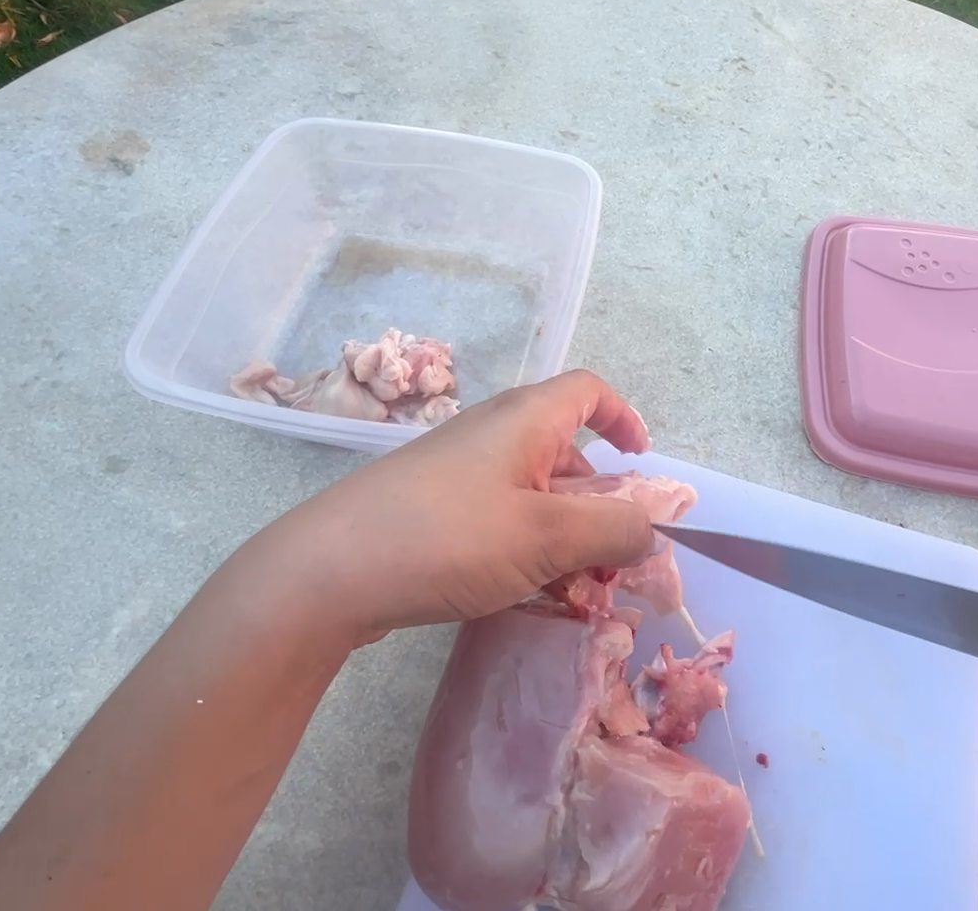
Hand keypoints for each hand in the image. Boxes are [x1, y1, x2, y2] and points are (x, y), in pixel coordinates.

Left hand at [244, 370, 655, 643]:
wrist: (326, 572)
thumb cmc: (448, 538)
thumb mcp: (546, 536)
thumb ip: (614, 529)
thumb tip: (650, 530)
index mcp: (525, 420)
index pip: (589, 391)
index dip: (624, 418)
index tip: (643, 462)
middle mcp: (493, 434)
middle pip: (565, 447)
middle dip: (600, 496)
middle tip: (614, 549)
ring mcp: (459, 470)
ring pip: (533, 488)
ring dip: (566, 528)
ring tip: (575, 581)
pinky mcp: (434, 506)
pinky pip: (501, 514)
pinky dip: (527, 542)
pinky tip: (525, 587)